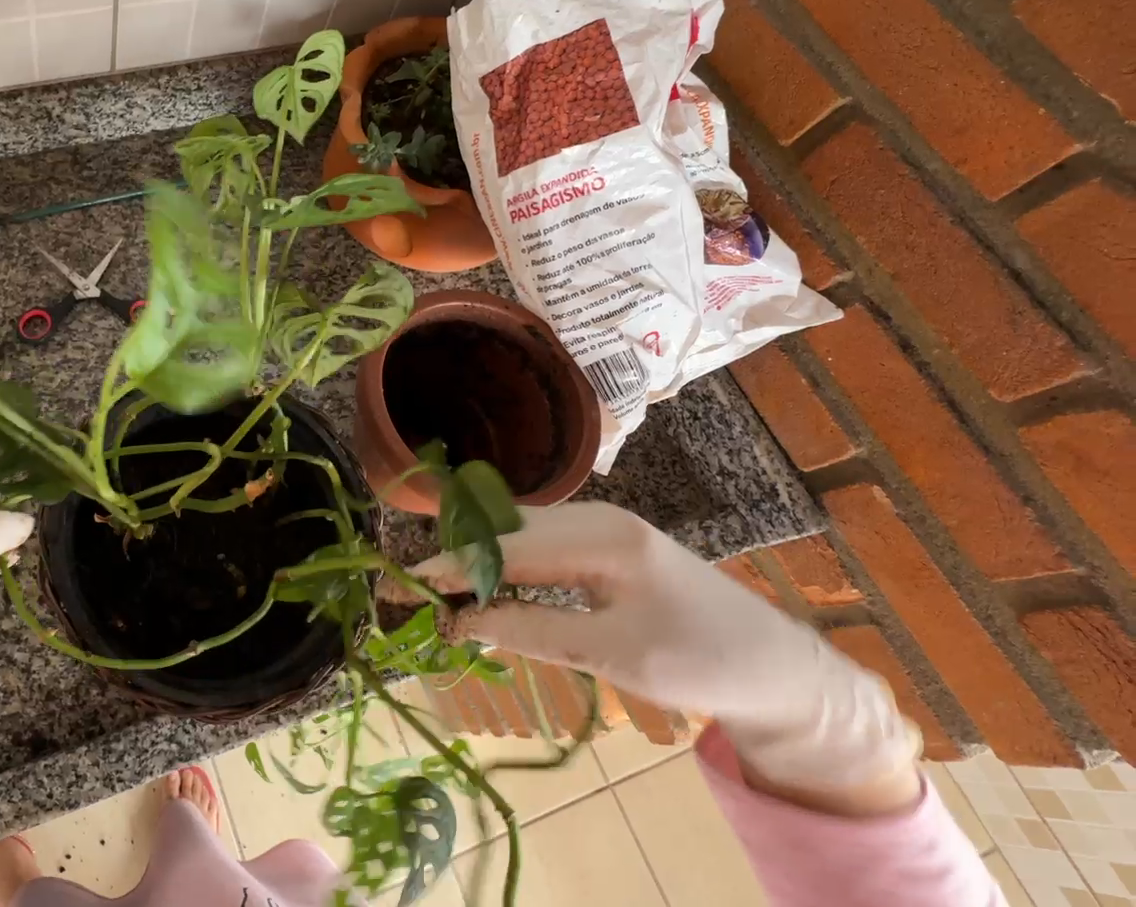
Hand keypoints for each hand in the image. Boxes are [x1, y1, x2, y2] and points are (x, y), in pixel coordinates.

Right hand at [393, 502, 919, 797]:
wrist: (781, 670)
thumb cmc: (700, 662)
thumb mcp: (610, 654)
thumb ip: (529, 630)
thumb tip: (459, 620)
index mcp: (603, 538)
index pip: (506, 546)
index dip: (452, 564)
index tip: (407, 582)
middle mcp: (599, 518)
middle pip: (508, 530)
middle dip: (459, 558)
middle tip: (417, 589)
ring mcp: (606, 526)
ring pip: (523, 534)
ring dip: (483, 560)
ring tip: (445, 589)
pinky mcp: (610, 542)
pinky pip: (544, 544)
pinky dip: (511, 563)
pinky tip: (495, 584)